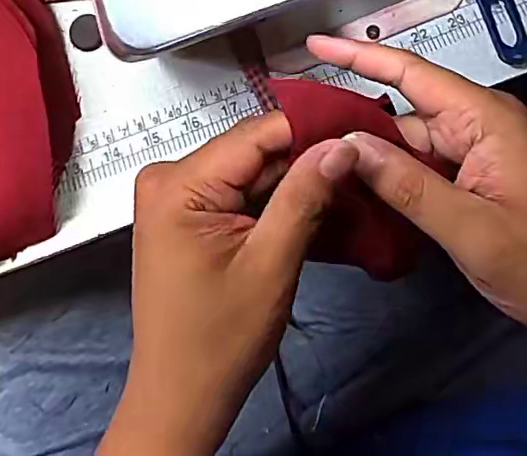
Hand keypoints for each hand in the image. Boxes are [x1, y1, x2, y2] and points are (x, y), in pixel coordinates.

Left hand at [99, 112, 356, 455]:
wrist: (179, 400)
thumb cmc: (218, 342)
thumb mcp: (270, 265)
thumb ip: (304, 196)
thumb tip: (341, 146)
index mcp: (178, 183)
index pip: (255, 133)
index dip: (310, 127)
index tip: (355, 129)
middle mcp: (169, 176)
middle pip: (252, 149)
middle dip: (305, 156)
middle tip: (357, 160)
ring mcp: (175, 193)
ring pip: (250, 168)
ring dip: (294, 177)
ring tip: (344, 180)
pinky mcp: (187, 211)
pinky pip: (239, 188)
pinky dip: (274, 197)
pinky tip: (312, 201)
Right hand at [303, 34, 526, 347]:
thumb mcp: (473, 231)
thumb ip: (407, 185)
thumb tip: (348, 144)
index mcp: (484, 118)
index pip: (410, 72)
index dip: (358, 54)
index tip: (314, 41)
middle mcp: (478, 122)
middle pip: (402, 108)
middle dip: (353, 116)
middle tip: (299, 127)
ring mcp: (476, 148)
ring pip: (407, 139)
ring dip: (370, 151)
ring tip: (318, 160)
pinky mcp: (474, 172)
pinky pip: (422, 163)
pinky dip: (391, 173)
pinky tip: (358, 185)